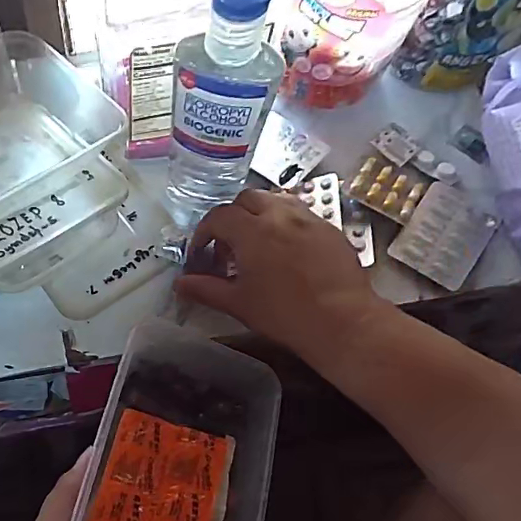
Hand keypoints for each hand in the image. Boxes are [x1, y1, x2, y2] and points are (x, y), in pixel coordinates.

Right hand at [174, 189, 397, 360]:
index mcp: (253, 231)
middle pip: (247, 198)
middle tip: (228, 246)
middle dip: (232, 217)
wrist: (341, 321)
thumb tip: (179, 284)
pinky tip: (285, 252)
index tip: (201, 253)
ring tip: (256, 245)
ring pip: (276, 201)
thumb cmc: (283, 313)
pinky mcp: (330, 229)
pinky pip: (301, 214)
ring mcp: (309, 219)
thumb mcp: (237, 303)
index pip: (218, 217)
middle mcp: (280, 215)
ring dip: (259, 215)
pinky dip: (285, 224)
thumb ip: (205, 289)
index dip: (204, 233)